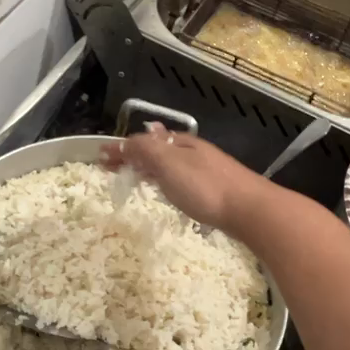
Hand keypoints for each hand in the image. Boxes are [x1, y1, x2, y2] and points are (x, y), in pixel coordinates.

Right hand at [101, 123, 271, 232]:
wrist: (249, 209)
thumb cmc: (205, 187)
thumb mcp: (169, 164)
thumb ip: (145, 150)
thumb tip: (121, 143)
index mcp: (179, 143)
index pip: (142, 140)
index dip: (120, 148)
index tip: (100, 158)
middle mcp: (192, 151)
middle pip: (156, 148)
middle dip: (133, 155)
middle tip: (113, 167)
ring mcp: (205, 169)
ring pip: (170, 162)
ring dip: (149, 165)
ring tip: (136, 174)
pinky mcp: (214, 188)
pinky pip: (181, 176)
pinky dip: (165, 178)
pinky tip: (168, 188)